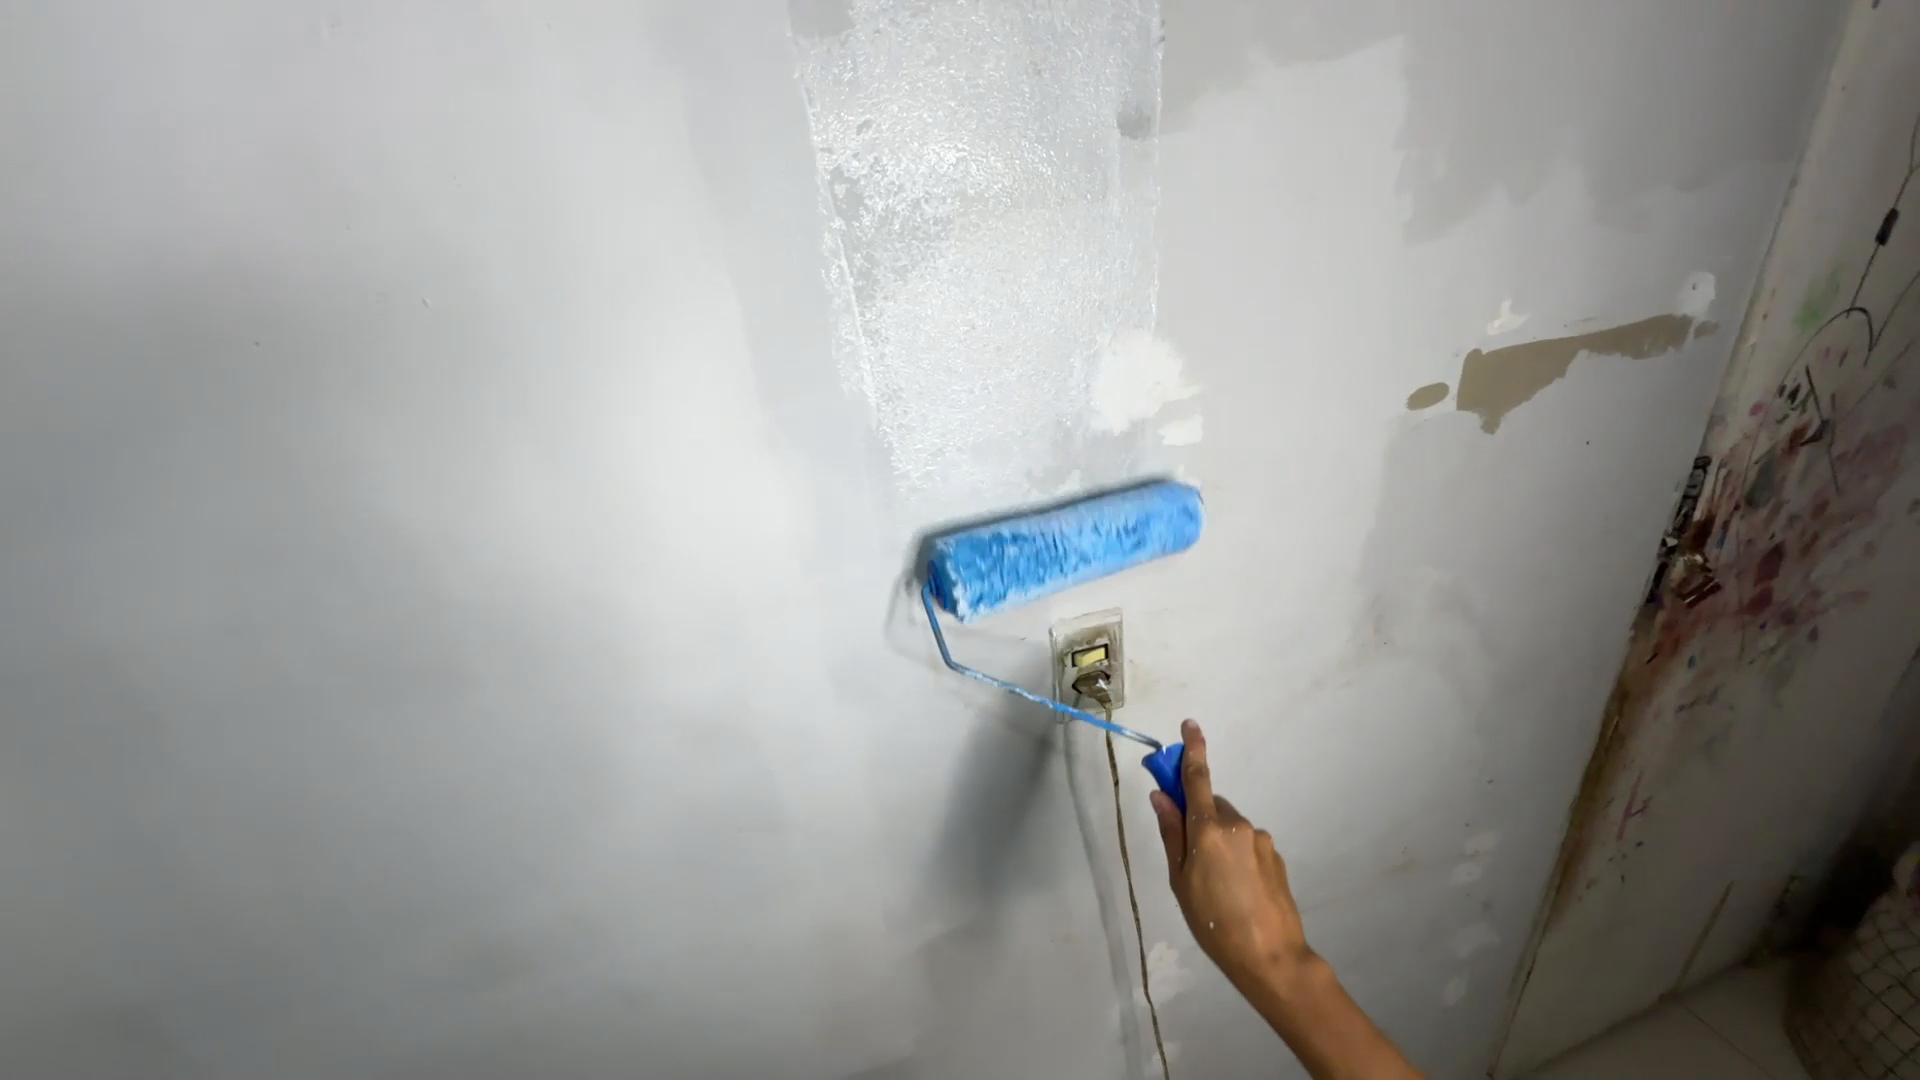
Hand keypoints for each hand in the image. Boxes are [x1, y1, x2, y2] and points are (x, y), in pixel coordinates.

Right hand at [1150, 719, 1311, 992]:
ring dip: (1218, 839)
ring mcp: (1261, 839)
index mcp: (1208, 828)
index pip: (1197, 776)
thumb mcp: (1179, 879)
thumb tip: (1160, 795)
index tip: (1189, 725)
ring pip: (1230, 826)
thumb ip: (1171, 833)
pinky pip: (1248, 844)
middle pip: (1211, 805)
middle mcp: (1237, 824)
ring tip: (1215, 882)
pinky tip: (1236, 888)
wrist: (1272, 957)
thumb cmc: (1213, 921)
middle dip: (1198, 816)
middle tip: (1188, 853)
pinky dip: (1237, 855)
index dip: (1192, 748)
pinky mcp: (1276, 856)